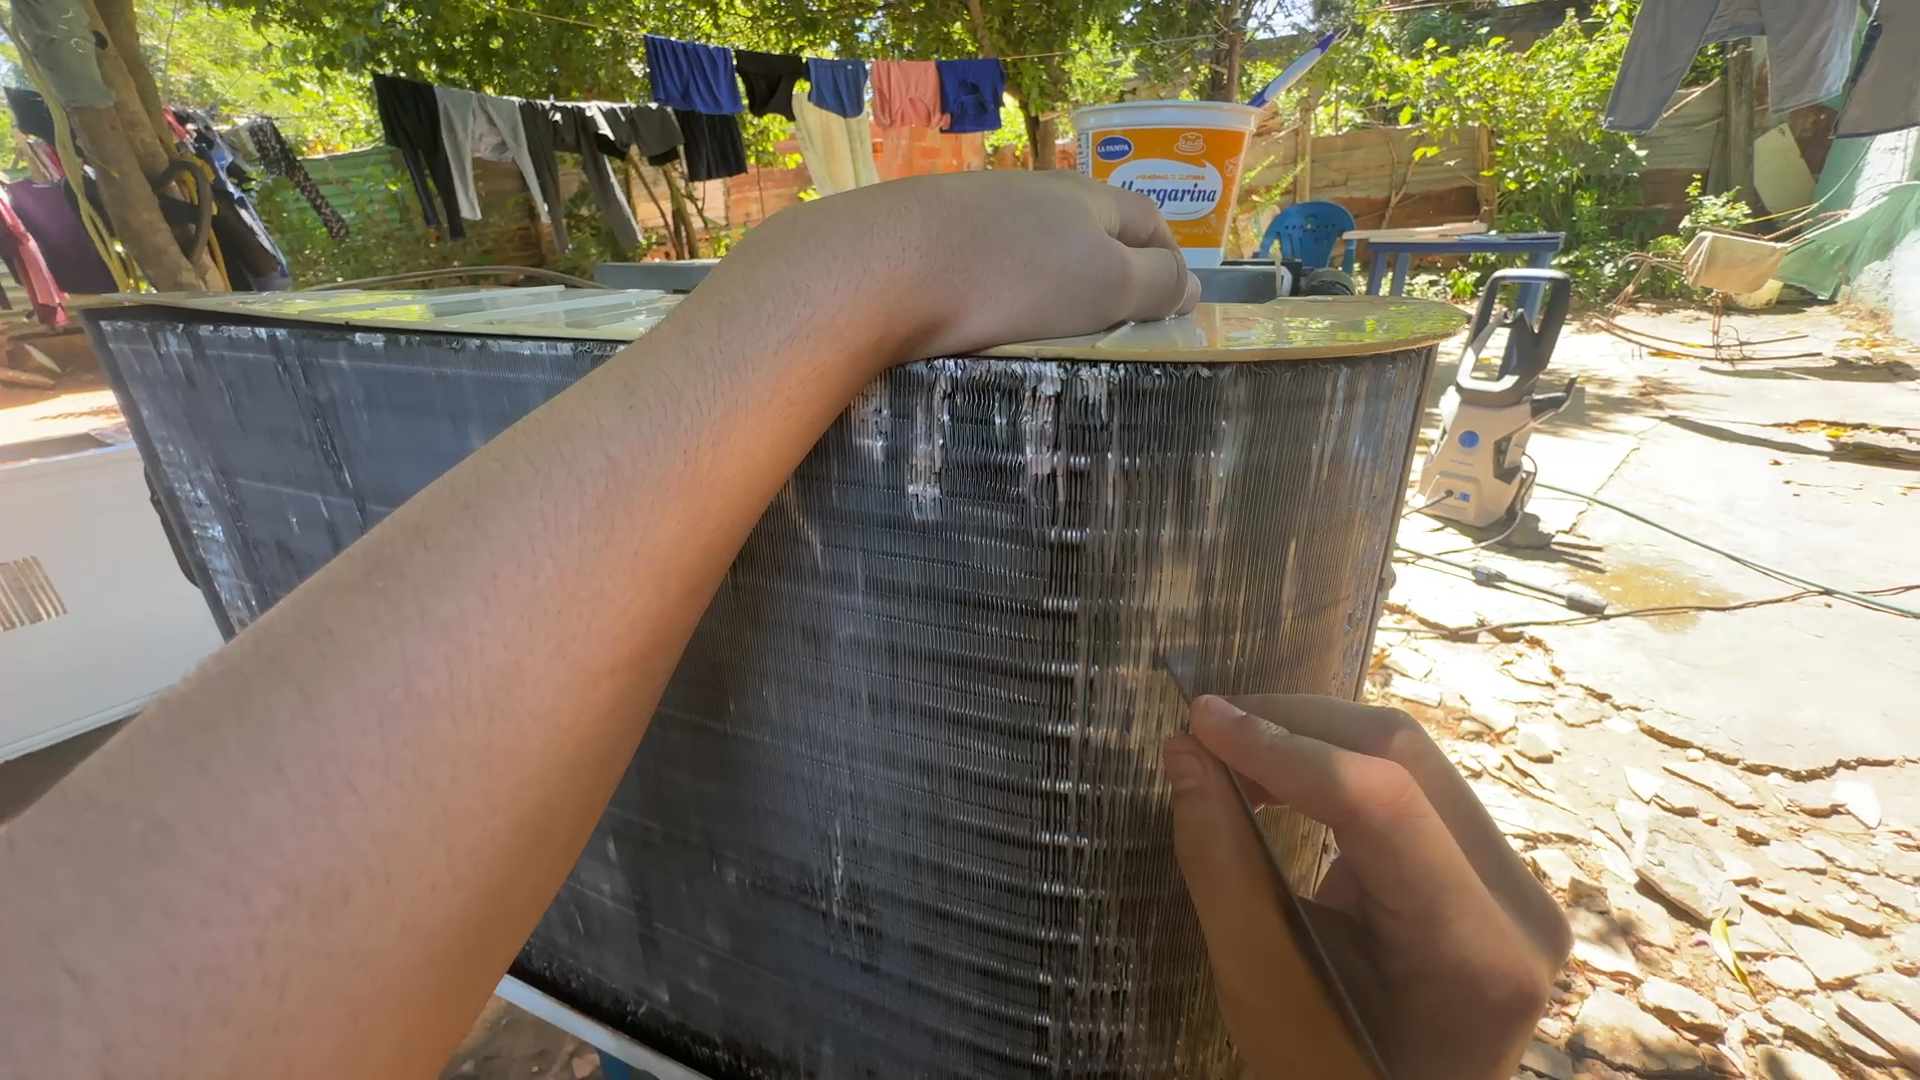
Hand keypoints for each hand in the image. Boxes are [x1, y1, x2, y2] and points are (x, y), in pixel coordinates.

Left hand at [687, 171, 1200, 369]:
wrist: (881, 271)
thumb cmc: (1012, 278)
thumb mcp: (1104, 285)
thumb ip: (1155, 283)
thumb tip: (1194, 285)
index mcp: (1084, 197)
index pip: (1147, 220)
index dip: (1170, 261)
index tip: (1175, 308)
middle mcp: (1030, 195)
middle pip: (1087, 236)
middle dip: (1108, 280)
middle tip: (1114, 334)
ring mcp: (973, 217)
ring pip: (1030, 258)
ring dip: (1050, 295)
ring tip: (1053, 343)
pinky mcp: (926, 246)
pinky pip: (981, 276)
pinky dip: (997, 303)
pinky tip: (987, 332)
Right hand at [1164, 695, 1570, 1079]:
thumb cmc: (1325, 1064)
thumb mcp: (1258, 983)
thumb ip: (1219, 862)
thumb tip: (1183, 750)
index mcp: (1475, 950)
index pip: (1378, 801)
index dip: (1279, 747)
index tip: (1197, 722)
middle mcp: (1516, 898)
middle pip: (1399, 753)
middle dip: (1289, 724)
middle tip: (1206, 733)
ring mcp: (1507, 875)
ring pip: (1401, 750)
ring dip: (1304, 734)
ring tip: (1230, 756)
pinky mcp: (1480, 861)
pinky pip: (1400, 774)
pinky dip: (1323, 757)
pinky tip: (1272, 777)